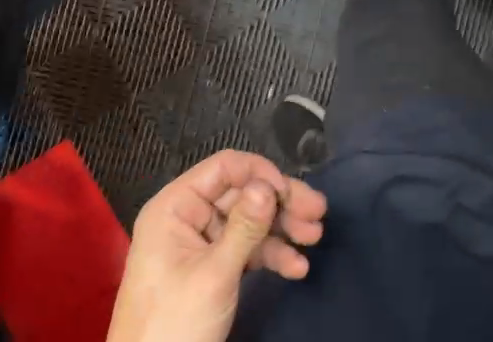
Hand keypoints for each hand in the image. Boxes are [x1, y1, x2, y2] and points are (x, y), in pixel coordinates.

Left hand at [108, 150, 328, 341]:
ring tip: (315, 238)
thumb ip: (245, 227)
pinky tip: (296, 267)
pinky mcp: (209, 269)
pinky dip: (270, 256)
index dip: (261, 174)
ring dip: (281, 230)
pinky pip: (244, 250)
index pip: (225, 168)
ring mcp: (198, 244)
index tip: (291, 195)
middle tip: (318, 213)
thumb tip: (270, 184)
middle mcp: (187, 217)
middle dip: (280, 205)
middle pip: (242, 194)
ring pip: (248, 222)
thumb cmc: (174, 324)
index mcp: (175, 207)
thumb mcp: (214, 275)